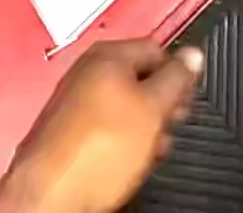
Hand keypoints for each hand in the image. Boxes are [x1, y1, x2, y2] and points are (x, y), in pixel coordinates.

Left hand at [0, 39, 203, 212]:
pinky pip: (102, 124)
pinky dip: (118, 138)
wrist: (49, 193)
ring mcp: (75, 97)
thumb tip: (192, 55)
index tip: (188, 96)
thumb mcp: (152, 109)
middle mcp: (88, 68)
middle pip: (138, 76)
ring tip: (148, 149)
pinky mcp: (66, 127)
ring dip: (140, 124)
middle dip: (159, 104)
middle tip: (170, 126)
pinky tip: (123, 160)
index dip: (178, 73)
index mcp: (109, 53)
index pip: (157, 49)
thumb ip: (177, 79)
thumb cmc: (92, 150)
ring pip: (121, 103)